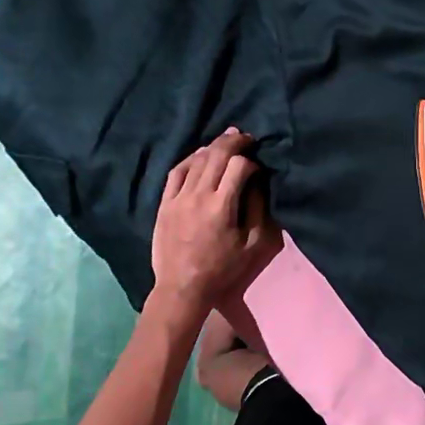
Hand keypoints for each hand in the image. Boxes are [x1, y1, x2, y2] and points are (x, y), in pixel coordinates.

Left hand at [151, 129, 281, 314]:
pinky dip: (189, 159)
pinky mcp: (165, 203)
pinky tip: (199, 155)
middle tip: (245, 137)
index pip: (239, 167)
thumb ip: (257, 211)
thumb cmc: (221, 270)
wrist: (182, 287)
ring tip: (226, 140)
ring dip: (213, 147)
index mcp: (222, 206)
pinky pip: (176, 172)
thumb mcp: (251, 246)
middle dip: (233, 143)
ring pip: (196, 160)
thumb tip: (258, 185)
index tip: (258, 168)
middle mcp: (198, 195)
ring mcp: (178, 197)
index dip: (252, 162)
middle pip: (216, 156)